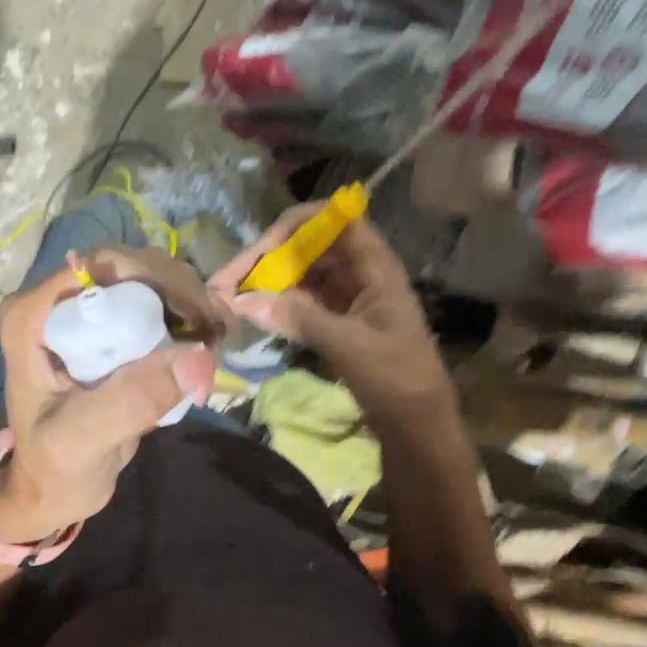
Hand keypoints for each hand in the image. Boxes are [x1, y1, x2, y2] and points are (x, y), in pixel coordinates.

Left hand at [0, 246, 219, 543]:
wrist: (54, 490)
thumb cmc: (56, 467)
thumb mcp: (84, 439)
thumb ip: (133, 399)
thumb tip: (200, 355)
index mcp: (32, 316)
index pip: (99, 267)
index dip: (155, 279)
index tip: (199, 317)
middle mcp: (56, 301)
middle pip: (131, 267)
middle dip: (180, 291)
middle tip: (217, 333)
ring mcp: (85, 311)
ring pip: (149, 279)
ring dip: (190, 303)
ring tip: (215, 342)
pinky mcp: (110, 326)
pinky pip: (156, 302)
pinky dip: (187, 317)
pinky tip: (206, 345)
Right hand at [208, 203, 450, 419]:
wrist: (419, 425)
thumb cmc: (396, 377)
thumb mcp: (348, 345)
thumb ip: (297, 318)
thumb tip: (242, 300)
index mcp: (375, 267)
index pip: (335, 220)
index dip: (297, 224)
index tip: (263, 246)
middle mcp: (359, 273)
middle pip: (308, 247)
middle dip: (268, 257)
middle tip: (226, 280)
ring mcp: (347, 296)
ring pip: (300, 273)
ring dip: (266, 280)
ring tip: (229, 296)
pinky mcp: (337, 319)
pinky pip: (301, 299)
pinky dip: (276, 302)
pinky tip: (250, 312)